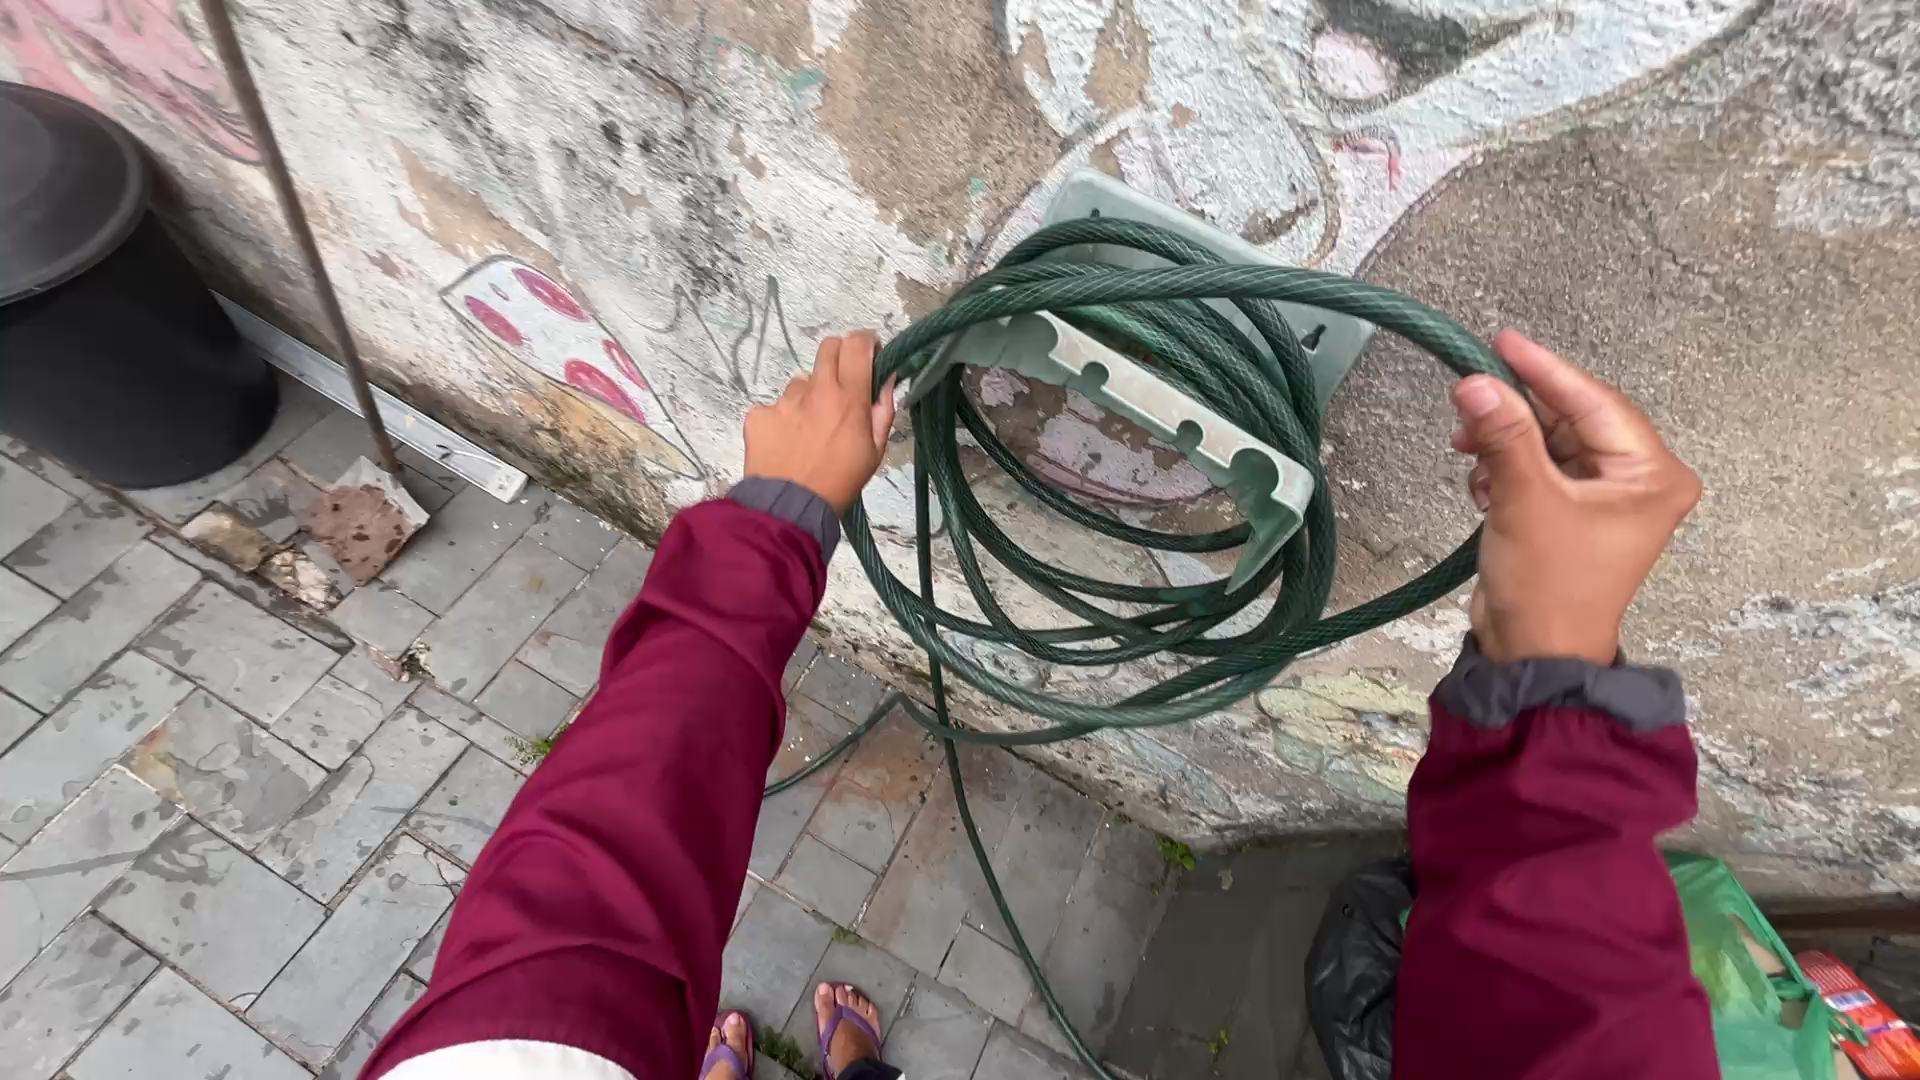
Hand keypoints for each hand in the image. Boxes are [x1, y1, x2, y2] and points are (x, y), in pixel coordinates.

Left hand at [744, 331, 895, 513]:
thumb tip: (887, 380)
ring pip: (801, 383)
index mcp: (849, 398)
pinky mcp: (760, 414)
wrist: (790, 507)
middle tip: (842, 383)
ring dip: (809, 397)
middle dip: (839, 356)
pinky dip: (783, 421)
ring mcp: (784, 401)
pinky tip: (785, 444)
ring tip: (809, 431)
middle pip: (828, 347)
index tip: (870, 354)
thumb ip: (882, 411)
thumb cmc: (841, 482)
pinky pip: (775, 408)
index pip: (857, 344)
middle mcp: (816, 390)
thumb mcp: (874, 452)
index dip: (866, 342)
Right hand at [1451, 330, 1700, 664]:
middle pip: (1567, 422)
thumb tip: (1475, 383)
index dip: (1546, 370)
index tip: (1504, 342)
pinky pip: (1531, 471)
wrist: (1531, 647)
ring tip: (1468, 453)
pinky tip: (1482, 488)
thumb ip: (1502, 437)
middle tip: (1466, 401)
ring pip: (1543, 445)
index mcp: (1651, 475)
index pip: (1595, 403)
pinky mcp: (1562, 513)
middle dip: (1513, 414)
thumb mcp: (1524, 500)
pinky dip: (1500, 471)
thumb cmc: (1548, 584)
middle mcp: (1632, 482)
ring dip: (1501, 446)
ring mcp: (1596, 499)